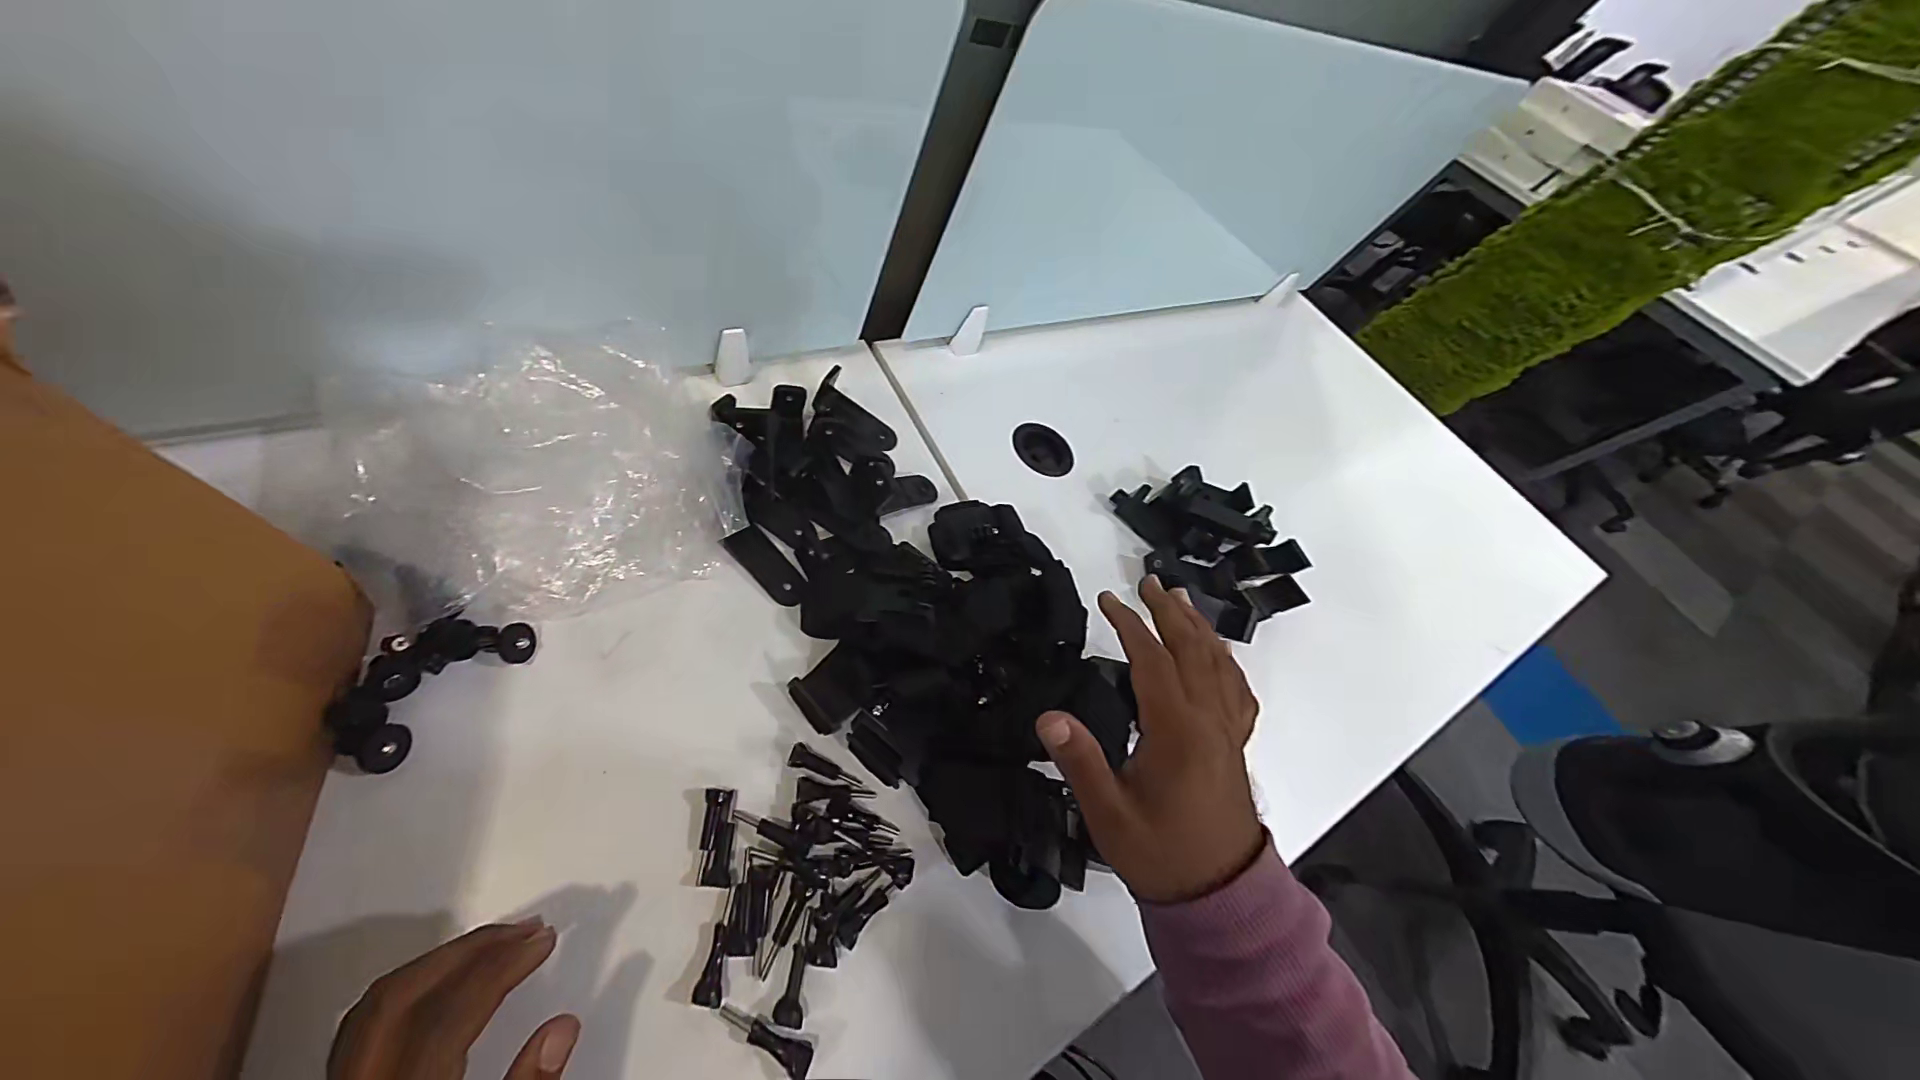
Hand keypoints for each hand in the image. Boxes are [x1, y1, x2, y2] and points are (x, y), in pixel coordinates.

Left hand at [329, 918, 580, 1079]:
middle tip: (526, 927)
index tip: (544, 938)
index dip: (502, 966)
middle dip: (473, 949)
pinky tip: (450, 974)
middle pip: (404, 995)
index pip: (446, 1013)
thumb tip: (563, 1026)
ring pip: (379, 1000)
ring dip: (445, 958)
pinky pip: (366, 1017)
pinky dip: (415, 981)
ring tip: (497, 940)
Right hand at [1038, 575, 1264, 902]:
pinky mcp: (1234, 746)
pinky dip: (1225, 663)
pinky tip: (1217, 657)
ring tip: (1182, 601)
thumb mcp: (1109, 813)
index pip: (1153, 661)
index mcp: (1178, 731)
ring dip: (1200, 628)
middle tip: (1149, 581)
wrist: (1221, 897)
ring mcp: (1228, 732)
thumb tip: (1049, 717)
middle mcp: (1209, 722)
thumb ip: (1081, 762)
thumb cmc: (1161, 854)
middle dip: (1169, 612)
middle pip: (1193, 650)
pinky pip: (1237, 691)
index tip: (1109, 600)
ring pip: (1219, 665)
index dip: (1130, 624)